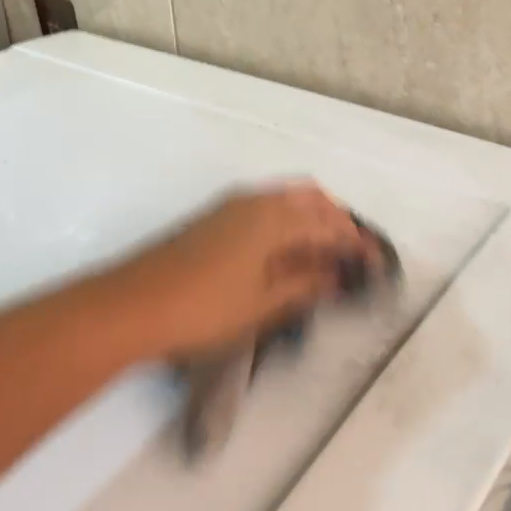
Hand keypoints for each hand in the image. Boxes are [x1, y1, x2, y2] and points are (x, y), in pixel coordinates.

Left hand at [98, 183, 376, 360]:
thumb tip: (337, 275)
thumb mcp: (263, 304)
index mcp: (273, 218)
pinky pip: (262, 210)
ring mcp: (227, 208)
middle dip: (336, 222)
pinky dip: (285, 224)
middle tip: (354, 255)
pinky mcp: (209, 221)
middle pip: (308, 200)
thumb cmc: (203, 309)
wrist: (131, 305)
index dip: (356, 245)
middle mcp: (253, 201)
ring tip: (324, 256)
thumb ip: (305, 286)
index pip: (328, 225)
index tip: (379, 265)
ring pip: (283, 201)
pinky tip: (284, 253)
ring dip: (309, 221)